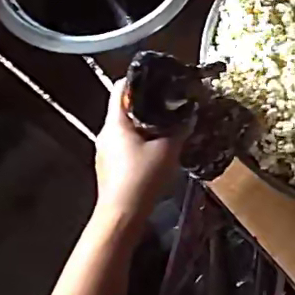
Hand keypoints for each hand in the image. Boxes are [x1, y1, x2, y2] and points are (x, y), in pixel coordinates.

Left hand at [93, 78, 183, 221]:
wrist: (122, 215)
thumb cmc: (142, 178)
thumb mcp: (168, 150)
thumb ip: (180, 130)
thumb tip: (190, 116)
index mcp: (115, 122)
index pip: (120, 87)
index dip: (139, 79)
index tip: (158, 80)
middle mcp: (105, 132)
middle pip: (123, 107)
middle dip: (146, 104)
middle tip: (169, 104)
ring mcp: (104, 150)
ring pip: (124, 127)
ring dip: (143, 124)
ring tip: (166, 126)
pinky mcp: (107, 165)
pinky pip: (123, 143)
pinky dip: (138, 140)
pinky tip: (154, 149)